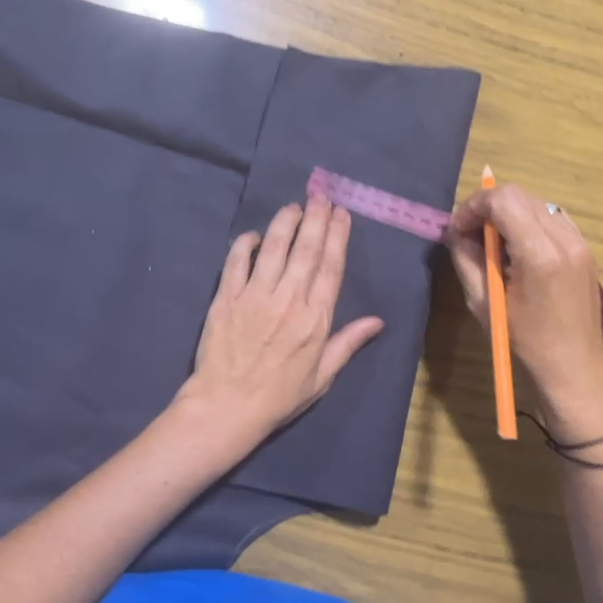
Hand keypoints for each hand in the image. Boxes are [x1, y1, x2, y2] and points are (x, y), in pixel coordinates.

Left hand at [176, 196, 384, 443]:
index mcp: (315, 319)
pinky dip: (245, 244)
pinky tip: (252, 235)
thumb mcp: (321, 377)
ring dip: (284, 223)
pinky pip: (235, 262)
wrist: (227, 406)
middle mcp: (287, 300)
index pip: (330, 267)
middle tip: (320, 197)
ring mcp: (254, 297)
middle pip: (305, 250)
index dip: (337, 236)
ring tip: (293, 207)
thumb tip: (377, 321)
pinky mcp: (225, 299)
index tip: (341, 214)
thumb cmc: (278, 397)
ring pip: (272, 248)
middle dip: (315, 219)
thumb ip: (347, 344)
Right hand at [447, 184, 602, 432]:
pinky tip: (517, 252)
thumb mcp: (483, 301)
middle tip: (470, 236)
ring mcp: (580, 242)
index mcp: (540, 254)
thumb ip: (466, 258)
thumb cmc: (523, 341)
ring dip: (508, 215)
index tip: (458, 230)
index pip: (504, 200)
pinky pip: (550, 218)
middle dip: (488, 208)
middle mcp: (565, 239)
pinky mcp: (585, 248)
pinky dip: (527, 224)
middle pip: (520, 195)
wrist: (573, 365)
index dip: (474, 207)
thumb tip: (457, 231)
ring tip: (492, 247)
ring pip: (535, 203)